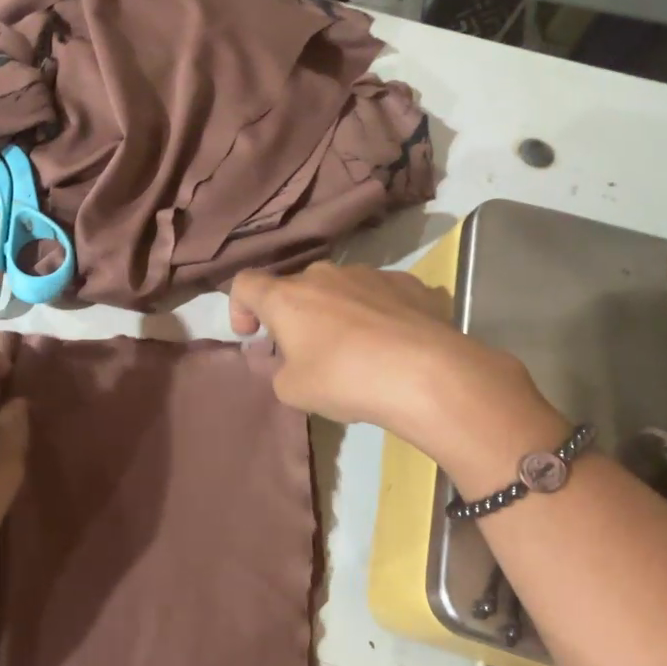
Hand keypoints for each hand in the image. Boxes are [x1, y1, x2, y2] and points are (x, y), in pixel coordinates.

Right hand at [230, 263, 567, 487]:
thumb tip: (294, 361)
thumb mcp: (292, 391)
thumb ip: (281, 370)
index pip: (245, 284)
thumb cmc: (344, 379)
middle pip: (296, 287)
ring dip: (338, 312)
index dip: (239, 307)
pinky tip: (393, 344)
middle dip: (295, 315)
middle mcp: (325, 275)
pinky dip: (378, 314)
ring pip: (341, 289)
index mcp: (287, 297)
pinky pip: (382, 296)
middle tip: (307, 352)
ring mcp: (371, 274)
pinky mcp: (412, 285)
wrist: (426, 373)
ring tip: (357, 350)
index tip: (252, 335)